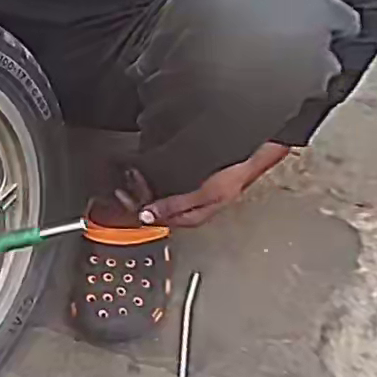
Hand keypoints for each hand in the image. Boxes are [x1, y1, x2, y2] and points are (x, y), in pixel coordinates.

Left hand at [121, 142, 292, 228]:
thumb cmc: (235, 175)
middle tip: (127, 179)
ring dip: (144, 186)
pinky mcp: (189, 187)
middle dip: (137, 195)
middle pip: (154, 208)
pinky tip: (147, 171)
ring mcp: (188, 198)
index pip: (155, 219)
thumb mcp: (204, 194)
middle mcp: (186, 210)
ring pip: (158, 197)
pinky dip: (154, 180)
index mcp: (190, 217)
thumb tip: (147, 216)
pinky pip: (165, 188)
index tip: (124, 194)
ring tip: (133, 173)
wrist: (253, 157)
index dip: (137, 207)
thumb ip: (175, 205)